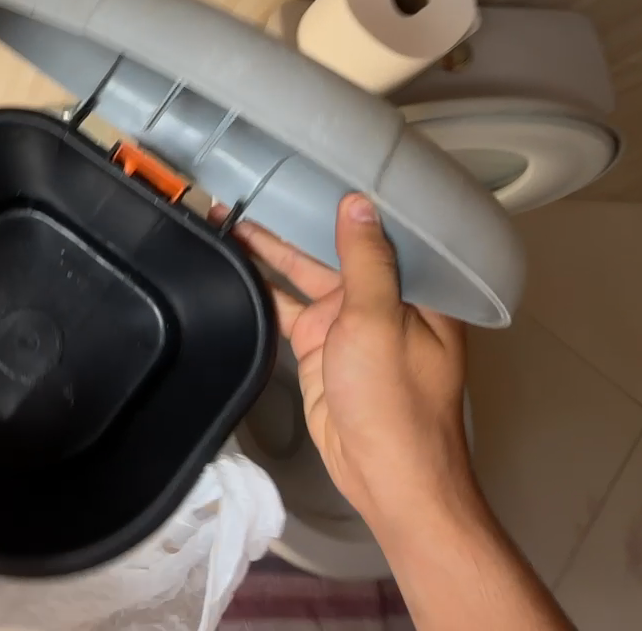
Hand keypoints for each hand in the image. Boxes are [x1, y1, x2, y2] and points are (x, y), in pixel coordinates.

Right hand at [236, 194, 478, 537]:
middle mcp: (378, 301)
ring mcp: (344, 324)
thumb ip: (365, 260)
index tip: (320, 167)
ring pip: (299, 276)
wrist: (383, 474)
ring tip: (230, 219)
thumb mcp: (380, 321)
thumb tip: (358, 203)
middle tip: (254, 190)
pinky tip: (233, 266)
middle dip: (295, 224)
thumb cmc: (396, 397)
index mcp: (411, 292)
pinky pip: (284, 307)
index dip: (352, 202)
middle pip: (331, 251)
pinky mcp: (315, 346)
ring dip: (268, 252)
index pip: (381, 233)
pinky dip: (260, 288)